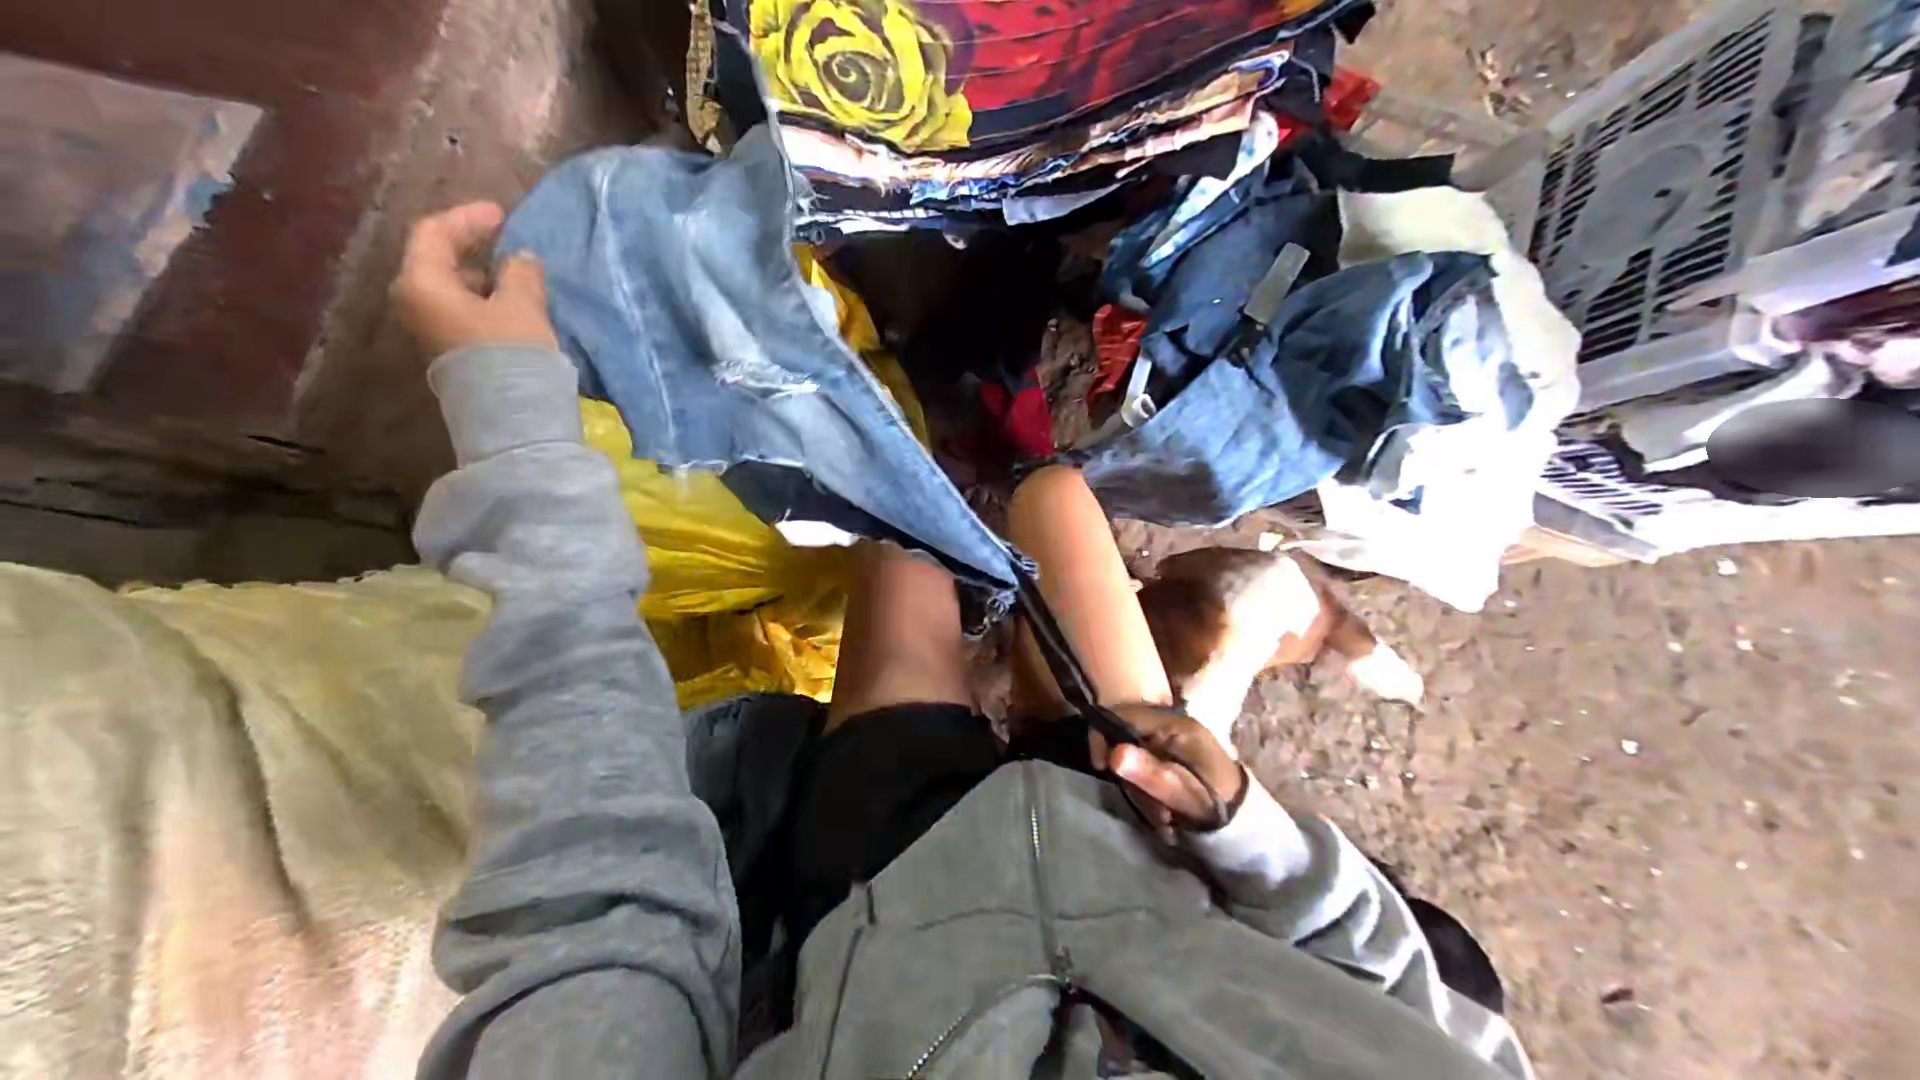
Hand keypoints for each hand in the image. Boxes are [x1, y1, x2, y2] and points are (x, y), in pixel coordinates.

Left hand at [390, 201, 557, 356]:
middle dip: (474, 248)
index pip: (434, 233)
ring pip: (453, 288)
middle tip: (507, 241)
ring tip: (517, 275)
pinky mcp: (450, 349)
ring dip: (484, 277)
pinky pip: (462, 311)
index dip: (468, 219)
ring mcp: (430, 328)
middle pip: (439, 261)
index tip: (501, 214)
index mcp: (421, 282)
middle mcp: (415, 302)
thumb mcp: (521, 305)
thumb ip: (520, 273)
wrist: (509, 413)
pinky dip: (485, 299)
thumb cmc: (510, 351)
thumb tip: (520, 258)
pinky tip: (513, 303)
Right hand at [1103, 703, 1247, 832]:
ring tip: (1163, 819)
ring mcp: (1173, 739)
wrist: (1247, 822)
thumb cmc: (1215, 803)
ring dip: (1141, 790)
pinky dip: (1148, 790)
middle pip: (1126, 738)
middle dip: (1131, 776)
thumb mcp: (1181, 793)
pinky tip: (1163, 814)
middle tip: (1149, 806)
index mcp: (1175, 726)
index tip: (1105, 768)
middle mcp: (1172, 725)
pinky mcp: (1173, 754)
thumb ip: (1148, 772)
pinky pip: (1146, 765)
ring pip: (1134, 756)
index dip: (1105, 738)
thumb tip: (1113, 753)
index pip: (1122, 716)